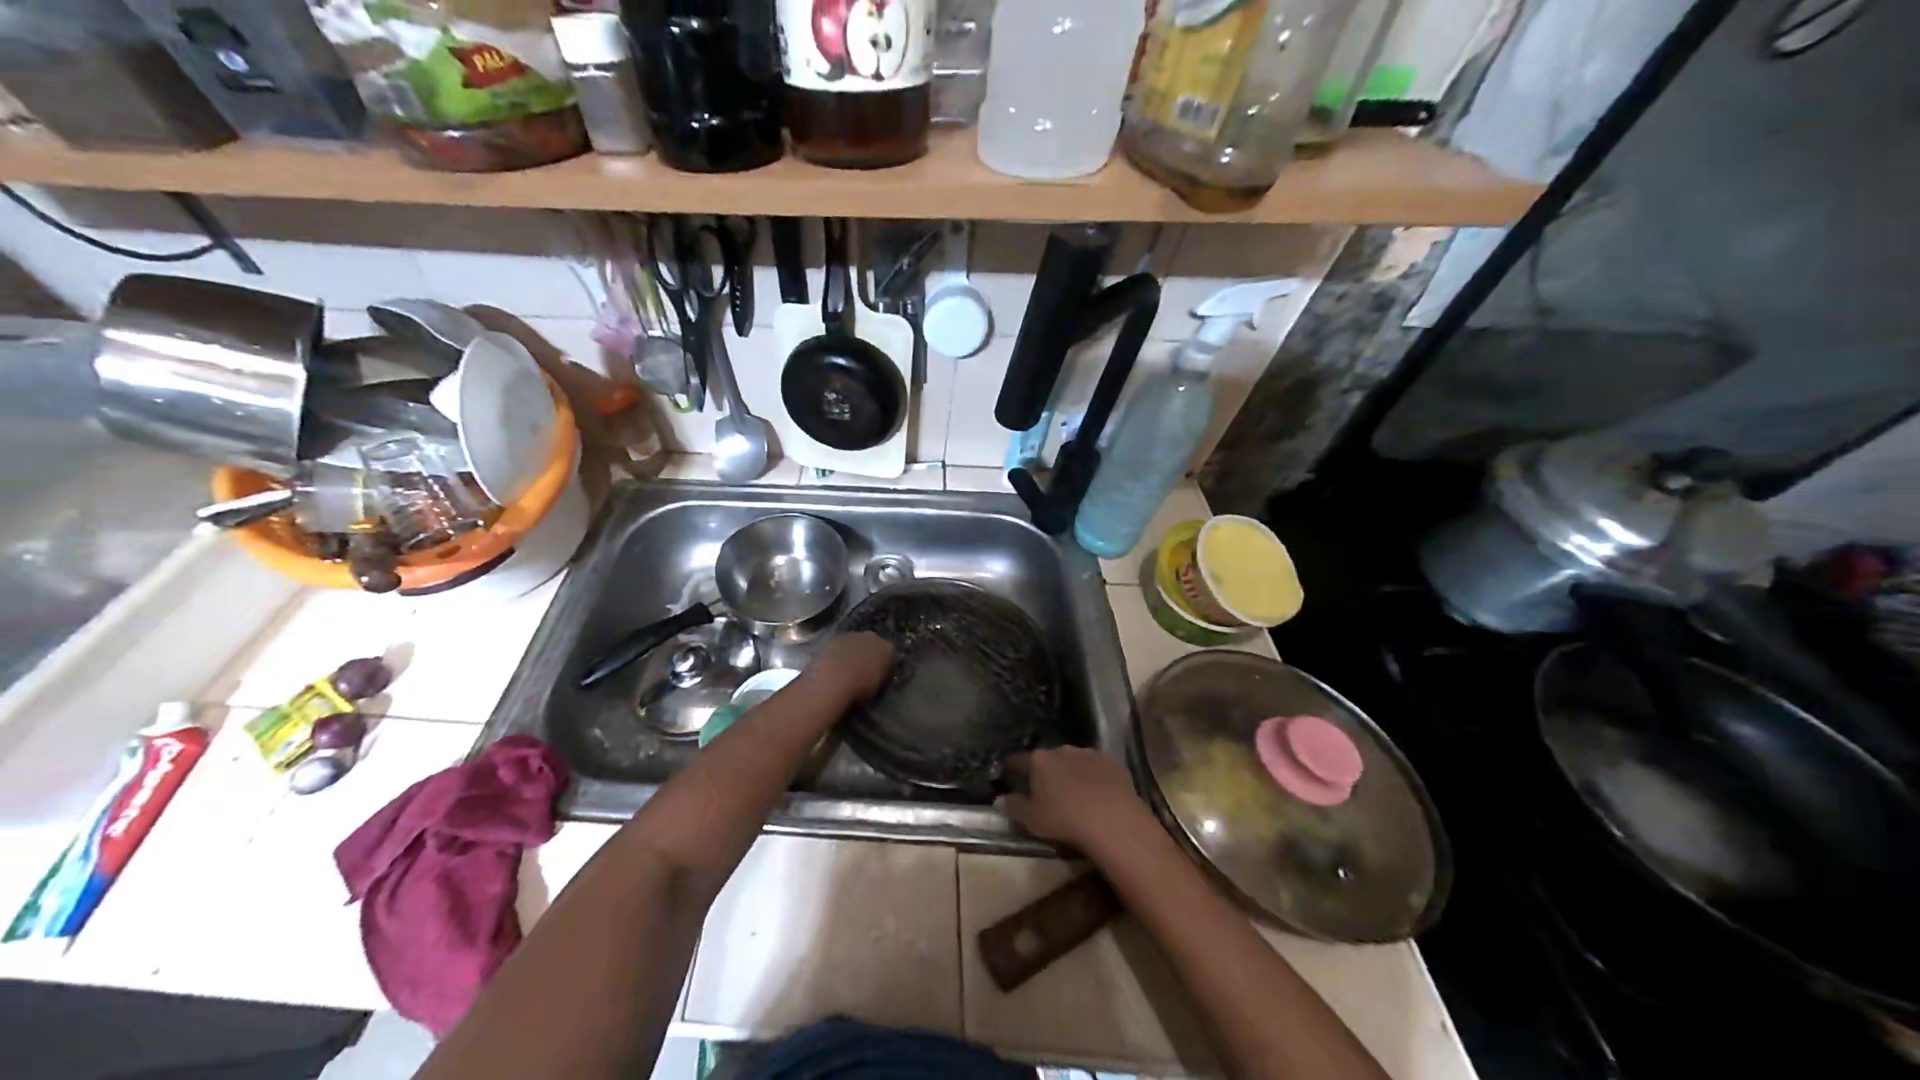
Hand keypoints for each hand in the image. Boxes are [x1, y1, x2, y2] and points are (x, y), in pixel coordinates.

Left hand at [808, 632, 896, 702]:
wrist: (833, 679)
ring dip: (854, 653)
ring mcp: (854, 635)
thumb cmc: (861, 687)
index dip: (886, 667)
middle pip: (874, 645)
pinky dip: (840, 652)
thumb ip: (882, 678)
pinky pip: (841, 645)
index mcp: (888, 649)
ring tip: (846, 669)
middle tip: (863, 671)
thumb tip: (879, 677)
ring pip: (857, 643)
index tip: (881, 677)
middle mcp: (873, 637)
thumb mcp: (878, 688)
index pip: (892, 656)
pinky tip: (834, 665)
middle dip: (870, 655)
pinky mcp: (836, 637)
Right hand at [999, 747, 1150, 853]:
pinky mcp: (1112, 761)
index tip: (1009, 775)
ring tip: (1076, 794)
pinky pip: (1096, 767)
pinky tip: (1099, 794)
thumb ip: (1013, 806)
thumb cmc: (1064, 819)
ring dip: (1071, 773)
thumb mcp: (1031, 820)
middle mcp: (1062, 750)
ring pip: (1074, 761)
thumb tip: (1001, 799)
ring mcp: (1089, 753)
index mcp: (1039, 761)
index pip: (1018, 760)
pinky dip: (1094, 777)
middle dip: (1046, 772)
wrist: (1112, 820)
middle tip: (1048, 792)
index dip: (1012, 769)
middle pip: (1048, 760)